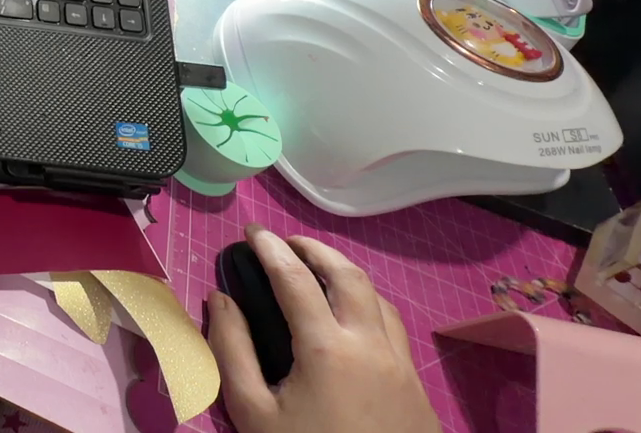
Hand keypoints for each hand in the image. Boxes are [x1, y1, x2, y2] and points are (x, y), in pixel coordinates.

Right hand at [206, 224, 438, 432]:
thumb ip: (231, 347)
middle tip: (286, 242)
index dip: (269, 246)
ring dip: (345, 275)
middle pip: (349, 276)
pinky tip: (348, 320)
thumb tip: (221, 299)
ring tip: (317, 273)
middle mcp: (371, 348)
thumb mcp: (251, 409)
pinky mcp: (419, 393)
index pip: (294, 277)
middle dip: (314, 248)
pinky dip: (368, 306)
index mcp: (327, 348)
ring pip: (380, 300)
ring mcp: (402, 370)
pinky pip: (395, 331)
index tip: (251, 231)